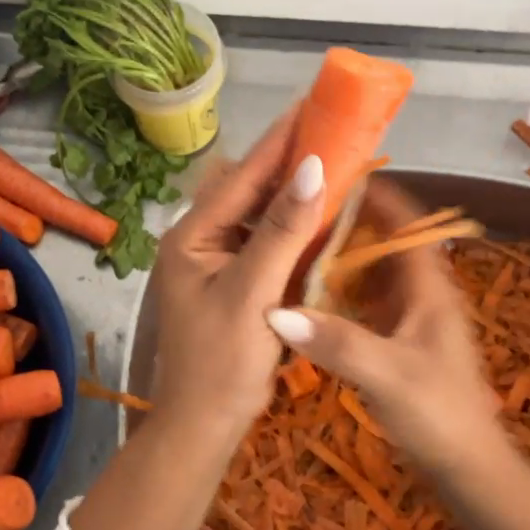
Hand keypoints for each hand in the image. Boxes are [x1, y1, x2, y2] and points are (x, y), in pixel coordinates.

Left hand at [144, 112, 327, 444]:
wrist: (206, 424)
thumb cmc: (222, 361)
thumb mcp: (252, 292)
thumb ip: (282, 230)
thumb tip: (314, 167)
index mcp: (192, 236)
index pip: (241, 176)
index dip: (279, 140)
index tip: (313, 105)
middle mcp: (201, 241)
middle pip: (250, 190)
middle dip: (290, 161)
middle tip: (334, 130)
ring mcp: (218, 263)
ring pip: (260, 216)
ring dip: (294, 194)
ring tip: (337, 162)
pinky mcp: (236, 283)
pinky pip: (268, 244)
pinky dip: (294, 230)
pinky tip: (324, 217)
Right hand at [264, 180, 501, 467]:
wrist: (468, 467)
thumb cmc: (439, 414)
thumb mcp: (386, 375)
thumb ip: (335, 342)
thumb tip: (274, 311)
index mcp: (430, 288)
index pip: (406, 221)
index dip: (375, 193)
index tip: (331, 177)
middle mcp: (423, 294)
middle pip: (385, 242)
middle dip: (347, 223)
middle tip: (297, 212)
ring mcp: (413, 319)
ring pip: (374, 273)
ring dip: (341, 258)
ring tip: (293, 245)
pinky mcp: (400, 342)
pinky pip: (367, 303)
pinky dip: (341, 293)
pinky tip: (307, 298)